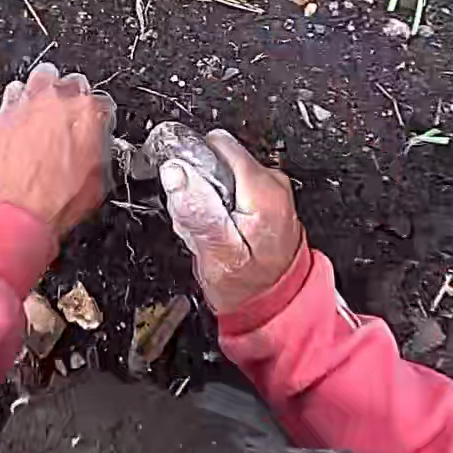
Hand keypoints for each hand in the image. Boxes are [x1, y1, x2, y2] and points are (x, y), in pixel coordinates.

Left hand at [0, 63, 115, 236]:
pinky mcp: (8, 114)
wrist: (22, 210)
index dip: (99, 116)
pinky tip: (24, 108)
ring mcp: (32, 105)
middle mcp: (61, 102)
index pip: (102, 101)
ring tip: (48, 102)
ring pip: (43, 77)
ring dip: (48, 88)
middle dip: (74, 97)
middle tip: (71, 116)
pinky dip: (20, 97)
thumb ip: (99, 148)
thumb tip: (97, 146)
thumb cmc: (59, 198)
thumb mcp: (99, 177)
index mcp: (90, 113)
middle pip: (73, 83)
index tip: (95, 125)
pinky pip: (15, 91)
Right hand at [160, 130, 304, 312]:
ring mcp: (273, 188)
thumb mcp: (216, 252)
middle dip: (201, 184)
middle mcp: (272, 182)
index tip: (186, 188)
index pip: (218, 146)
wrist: (276, 307)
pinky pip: (233, 187)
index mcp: (262, 189)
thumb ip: (196, 209)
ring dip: (209, 198)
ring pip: (224, 173)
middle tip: (200, 222)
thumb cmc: (250, 286)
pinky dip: (221, 205)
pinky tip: (222, 230)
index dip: (195, 163)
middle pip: (220, 159)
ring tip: (212, 230)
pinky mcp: (268, 197)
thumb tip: (176, 171)